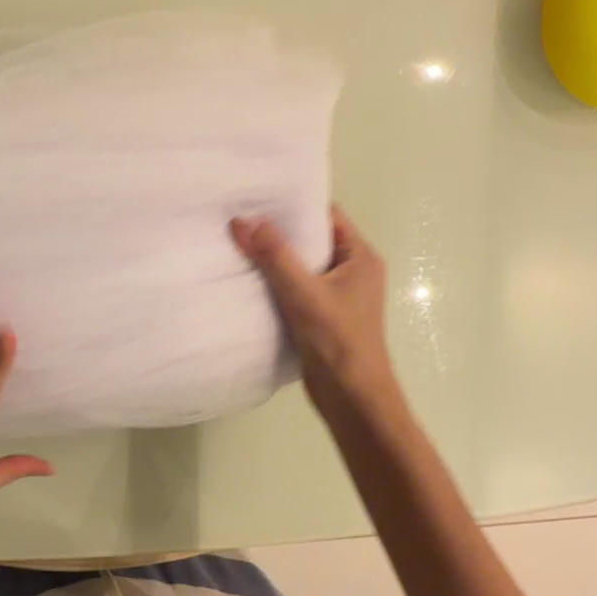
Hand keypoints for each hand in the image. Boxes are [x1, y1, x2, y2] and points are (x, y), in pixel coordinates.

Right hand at [231, 206, 396, 410]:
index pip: (326, 217)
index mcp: (360, 257)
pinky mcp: (322, 317)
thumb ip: (274, 256)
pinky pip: (295, 289)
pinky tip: (246, 283)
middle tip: (239, 221)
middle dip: (277, 232)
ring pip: (301, 267)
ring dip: (273, 260)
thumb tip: (243, 220)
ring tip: (236, 247)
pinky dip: (274, 284)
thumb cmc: (337, 341)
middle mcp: (352, 271)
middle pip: (311, 240)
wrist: (352, 397)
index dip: (294, 205)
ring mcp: (338, 296)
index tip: (258, 198)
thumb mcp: (304, 293)